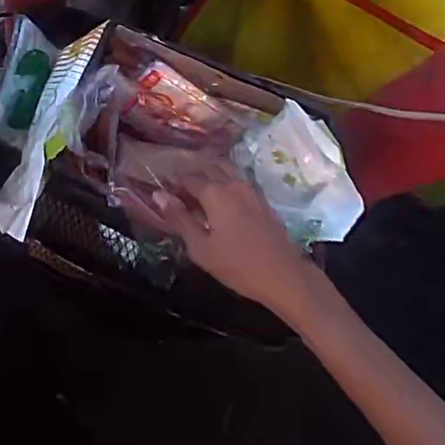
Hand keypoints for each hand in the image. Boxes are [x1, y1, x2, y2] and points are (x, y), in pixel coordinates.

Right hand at [122, 165, 321, 315]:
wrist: (286, 276)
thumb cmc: (238, 265)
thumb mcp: (201, 248)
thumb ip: (179, 219)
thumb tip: (158, 195)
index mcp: (214, 192)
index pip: (187, 178)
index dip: (174, 184)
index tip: (165, 195)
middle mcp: (232, 183)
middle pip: (207, 168)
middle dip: (192, 177)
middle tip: (181, 195)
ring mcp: (251, 190)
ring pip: (225, 171)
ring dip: (210, 176)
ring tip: (201, 197)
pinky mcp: (262, 200)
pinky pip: (238, 181)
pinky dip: (225, 184)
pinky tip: (223, 205)